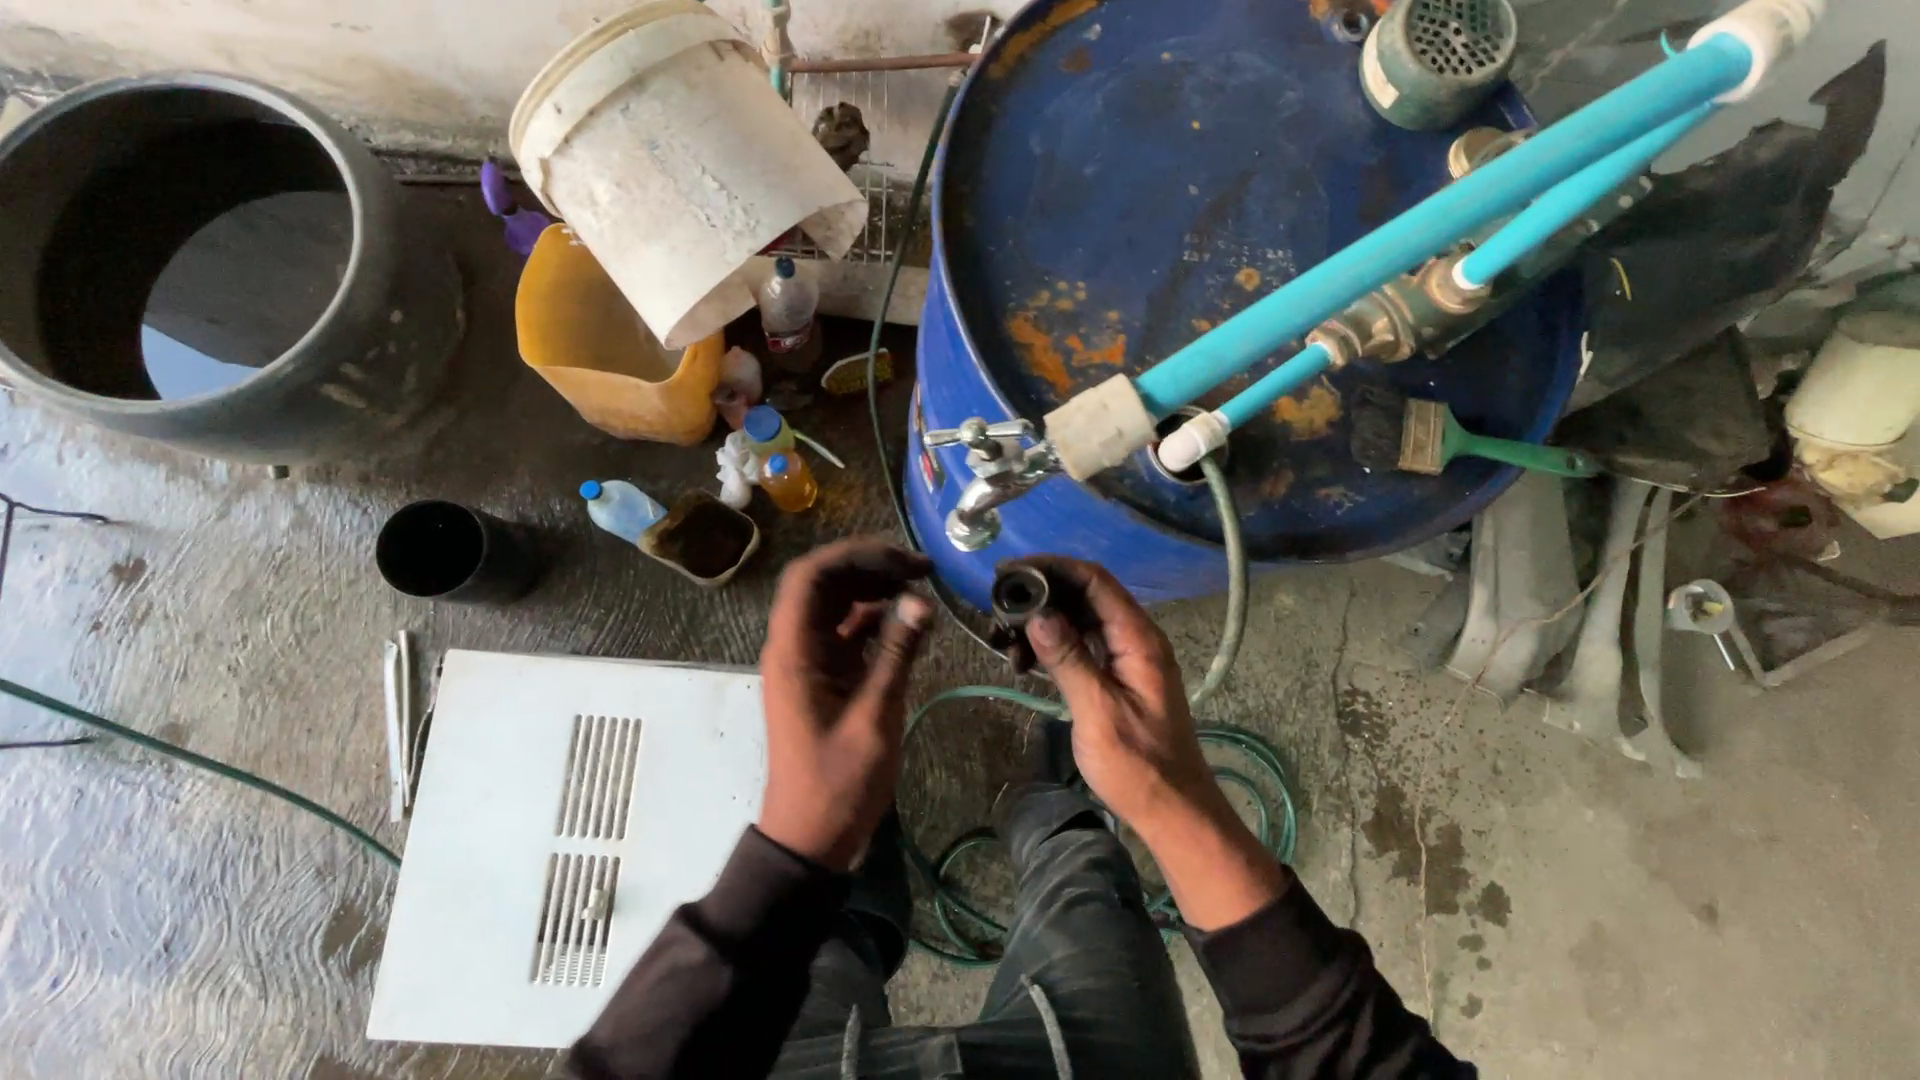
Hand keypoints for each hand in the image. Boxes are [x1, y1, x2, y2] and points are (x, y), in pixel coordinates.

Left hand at [757, 538, 933, 870]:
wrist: (812, 836)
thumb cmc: (838, 782)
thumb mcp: (874, 717)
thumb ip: (896, 654)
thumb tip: (921, 600)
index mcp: (793, 651)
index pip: (810, 576)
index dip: (854, 555)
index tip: (902, 559)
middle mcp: (796, 647)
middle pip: (824, 584)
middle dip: (869, 565)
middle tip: (921, 569)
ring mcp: (810, 662)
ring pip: (837, 605)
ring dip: (874, 589)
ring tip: (920, 586)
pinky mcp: (826, 678)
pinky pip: (847, 633)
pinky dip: (876, 620)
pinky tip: (909, 620)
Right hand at [1013, 556, 1212, 826]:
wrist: (1171, 810)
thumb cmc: (1138, 764)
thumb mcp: (1098, 711)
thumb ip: (1069, 659)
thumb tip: (1036, 613)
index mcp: (1138, 639)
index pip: (1095, 581)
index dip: (1052, 568)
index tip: (1009, 572)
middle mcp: (1133, 639)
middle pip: (1082, 597)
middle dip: (1038, 596)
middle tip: (996, 608)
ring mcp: (1124, 658)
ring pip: (1076, 622)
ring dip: (1039, 625)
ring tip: (1004, 644)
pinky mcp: (1113, 678)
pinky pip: (1078, 648)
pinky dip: (1049, 649)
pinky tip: (1022, 663)